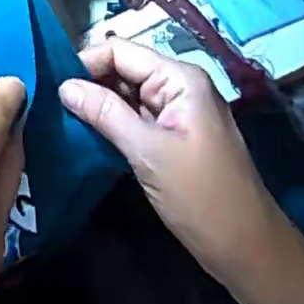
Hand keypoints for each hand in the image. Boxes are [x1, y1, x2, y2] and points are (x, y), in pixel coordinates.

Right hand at [59, 39, 303, 303]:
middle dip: (90, 81)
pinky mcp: (172, 134)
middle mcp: (177, 85)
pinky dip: (112, 120)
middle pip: (123, 68)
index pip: (122, 51)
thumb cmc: (202, 197)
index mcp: (179, 78)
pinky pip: (135, 114)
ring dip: (98, 102)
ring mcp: (176, 110)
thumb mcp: (148, 152)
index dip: (87, 62)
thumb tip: (64, 86)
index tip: (55, 84)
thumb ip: (105, 113)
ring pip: (126, 92)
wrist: (250, 252)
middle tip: (53, 100)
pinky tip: (87, 130)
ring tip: (62, 113)